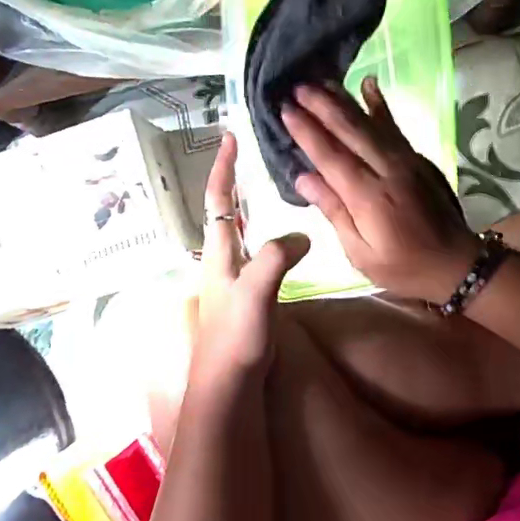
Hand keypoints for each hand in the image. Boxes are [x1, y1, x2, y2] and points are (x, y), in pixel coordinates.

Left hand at [192, 132, 308, 384]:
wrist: (229, 385)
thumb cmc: (236, 338)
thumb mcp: (255, 293)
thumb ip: (275, 260)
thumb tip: (300, 235)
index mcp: (219, 254)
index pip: (219, 201)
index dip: (223, 168)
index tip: (228, 135)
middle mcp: (222, 261)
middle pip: (225, 212)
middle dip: (233, 181)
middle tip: (249, 156)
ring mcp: (233, 279)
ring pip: (240, 233)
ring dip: (248, 207)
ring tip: (266, 189)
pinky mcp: (247, 296)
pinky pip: (257, 254)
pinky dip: (266, 236)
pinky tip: (281, 241)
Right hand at [281, 77, 478, 302]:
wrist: (455, 264)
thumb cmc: (403, 267)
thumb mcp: (361, 253)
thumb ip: (334, 212)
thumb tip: (303, 178)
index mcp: (369, 197)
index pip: (331, 156)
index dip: (307, 131)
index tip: (284, 110)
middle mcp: (388, 170)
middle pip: (351, 130)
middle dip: (321, 106)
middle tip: (296, 86)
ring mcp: (407, 161)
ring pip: (372, 123)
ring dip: (345, 100)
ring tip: (321, 80)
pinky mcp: (419, 160)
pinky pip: (395, 127)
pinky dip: (381, 106)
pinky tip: (370, 85)